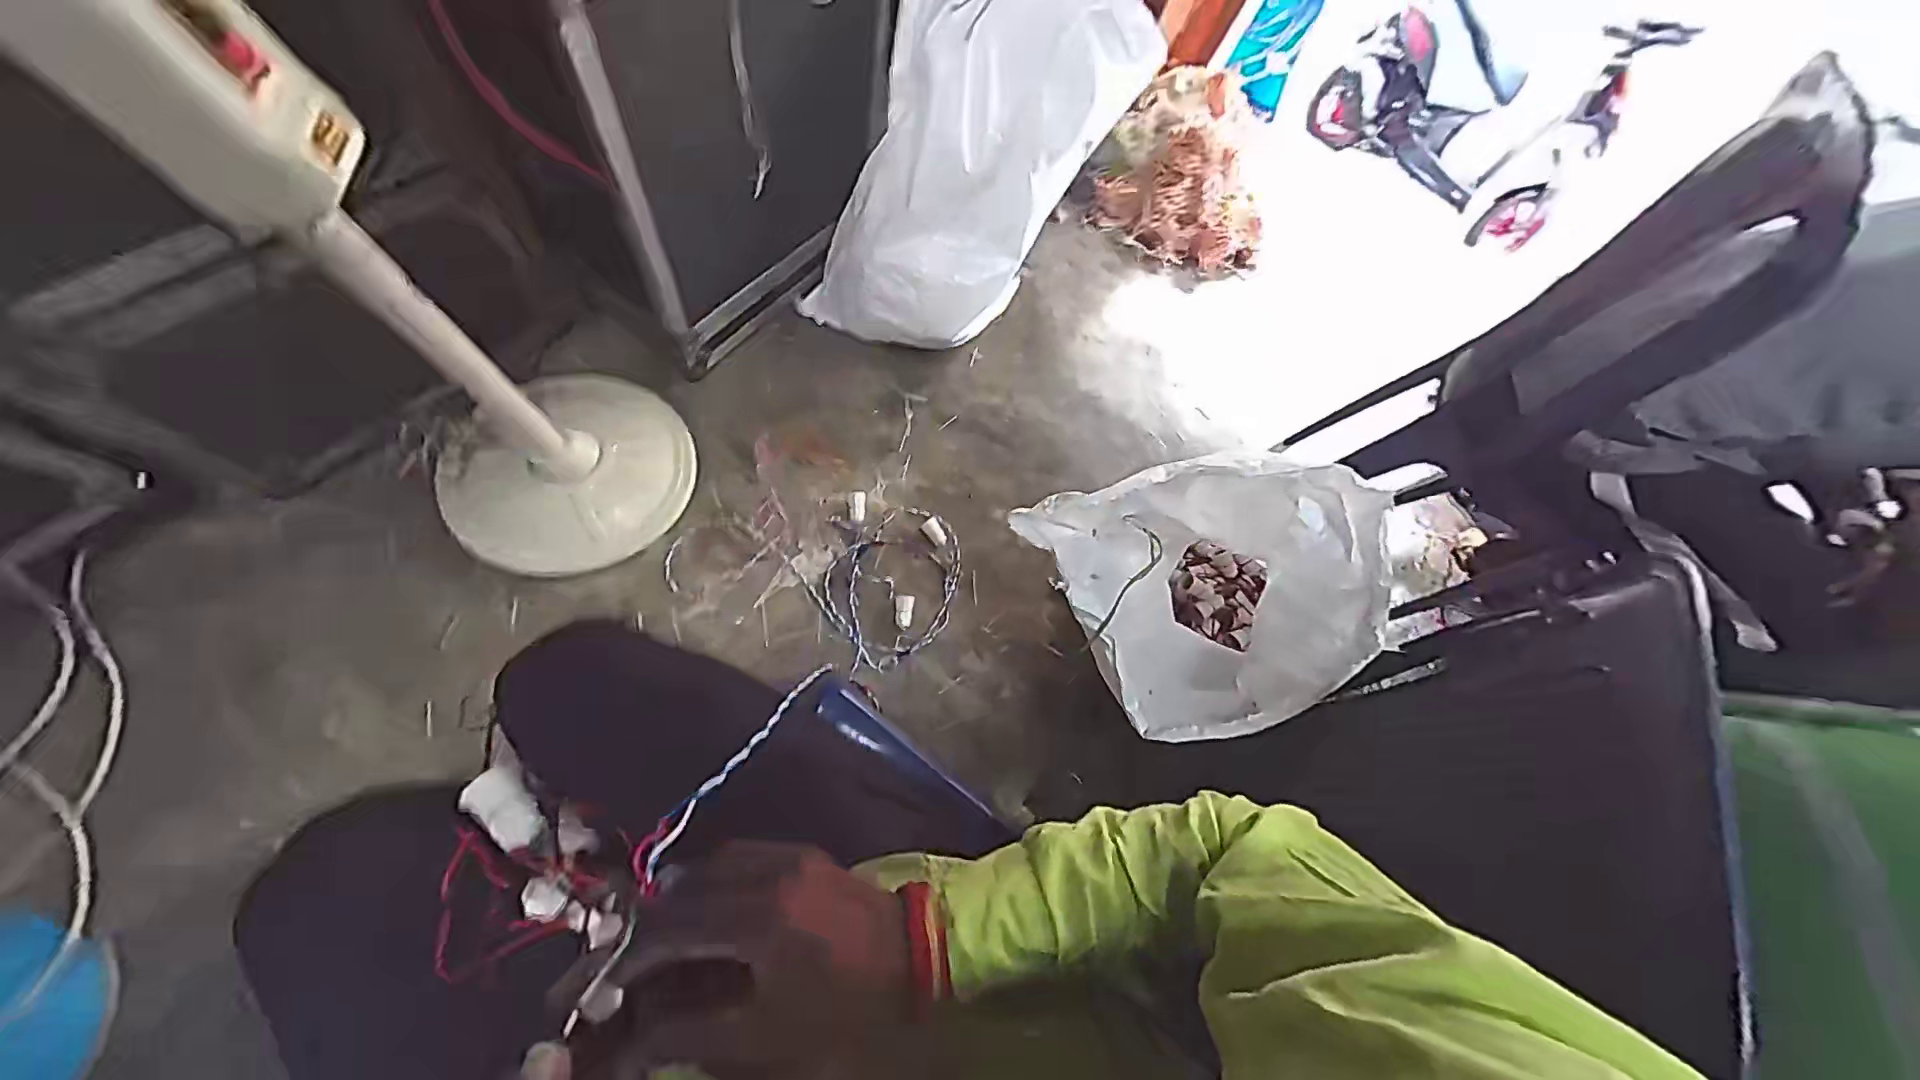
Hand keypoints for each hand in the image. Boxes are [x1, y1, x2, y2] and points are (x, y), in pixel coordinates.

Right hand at [575, 841, 913, 1077]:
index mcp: (758, 916)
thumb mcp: (766, 1037)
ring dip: (672, 902)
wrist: (918, 956)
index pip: (668, 929)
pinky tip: (698, 915)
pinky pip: (737, 858)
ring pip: (707, 866)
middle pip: (681, 890)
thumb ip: (690, 1032)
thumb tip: (628, 1037)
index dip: (622, 962)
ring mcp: (786, 855)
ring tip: (649, 945)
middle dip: (639, 930)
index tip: (590, 992)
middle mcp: (766, 870)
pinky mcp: (800, 854)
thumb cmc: (846, 1008)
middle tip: (611, 967)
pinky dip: (707, 885)